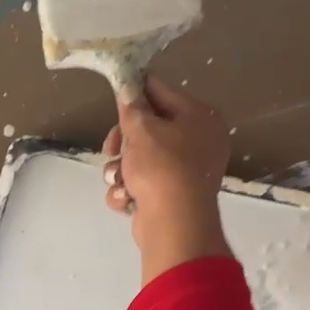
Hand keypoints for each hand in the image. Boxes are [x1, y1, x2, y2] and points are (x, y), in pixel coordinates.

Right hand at [103, 77, 232, 284]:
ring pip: (139, 160)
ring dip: (121, 170)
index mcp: (199, 116)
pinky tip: (126, 198)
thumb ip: (132, 107)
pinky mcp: (170, 196)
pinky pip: (141, 184)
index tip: (114, 98)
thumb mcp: (142, 130)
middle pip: (148, 130)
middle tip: (110, 149)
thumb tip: (128, 88)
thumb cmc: (162, 167)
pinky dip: (129, 191)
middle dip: (123, 143)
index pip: (161, 93)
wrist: (173, 221)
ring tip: (119, 180)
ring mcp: (184, 171)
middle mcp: (197, 140)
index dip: (135, 94)